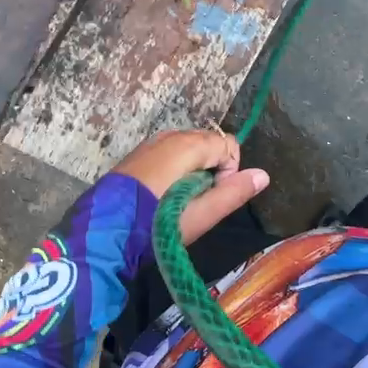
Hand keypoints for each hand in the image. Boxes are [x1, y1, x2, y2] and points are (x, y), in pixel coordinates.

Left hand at [113, 129, 269, 243]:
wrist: (104, 233)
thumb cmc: (158, 224)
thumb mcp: (201, 214)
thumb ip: (234, 192)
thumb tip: (263, 174)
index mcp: (190, 144)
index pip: (229, 144)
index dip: (229, 171)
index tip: (214, 197)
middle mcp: (171, 134)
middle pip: (208, 143)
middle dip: (211, 168)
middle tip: (196, 202)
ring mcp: (151, 142)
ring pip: (188, 147)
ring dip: (192, 169)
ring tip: (178, 200)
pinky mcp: (137, 154)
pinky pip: (168, 152)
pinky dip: (174, 168)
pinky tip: (161, 194)